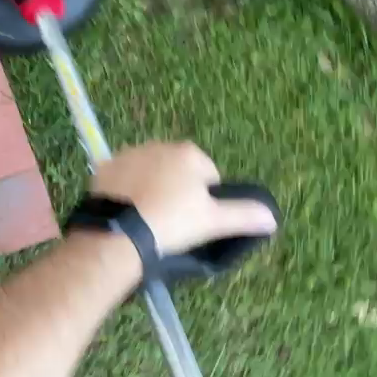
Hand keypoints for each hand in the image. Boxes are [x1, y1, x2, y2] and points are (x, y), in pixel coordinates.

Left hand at [88, 142, 277, 253]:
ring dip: (150, 188)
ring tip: (147, 217)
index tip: (194, 219)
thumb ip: (244, 215)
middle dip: (177, 190)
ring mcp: (127, 154)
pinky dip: (125, 191)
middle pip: (176, 170)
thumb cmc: (173, 222)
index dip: (204, 198)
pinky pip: (121, 179)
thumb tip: (272, 217)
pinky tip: (126, 211)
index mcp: (188, 153)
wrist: (120, 232)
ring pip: (148, 173)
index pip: (207, 174)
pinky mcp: (103, 168)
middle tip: (172, 219)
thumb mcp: (214, 221)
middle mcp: (157, 145)